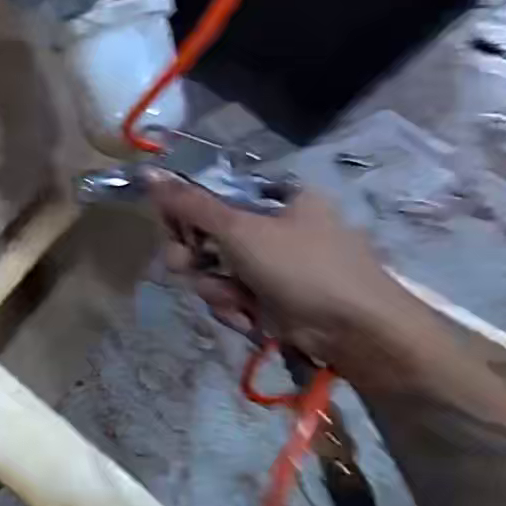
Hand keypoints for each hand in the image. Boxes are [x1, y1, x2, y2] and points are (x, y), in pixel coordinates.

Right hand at [144, 168, 439, 387]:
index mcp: (276, 199)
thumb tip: (149, 173)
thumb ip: (190, 204)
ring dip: (214, 287)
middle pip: (206, 235)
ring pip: (212, 270)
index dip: (186, 214)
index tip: (174, 230)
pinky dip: (231, 306)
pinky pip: (229, 294)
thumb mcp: (240, 229)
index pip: (212, 195)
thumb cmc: (303, 267)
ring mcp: (271, 264)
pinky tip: (246, 316)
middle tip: (189, 266)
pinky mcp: (269, 297)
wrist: (357, 332)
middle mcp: (273, 227)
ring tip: (234, 300)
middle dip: (195, 258)